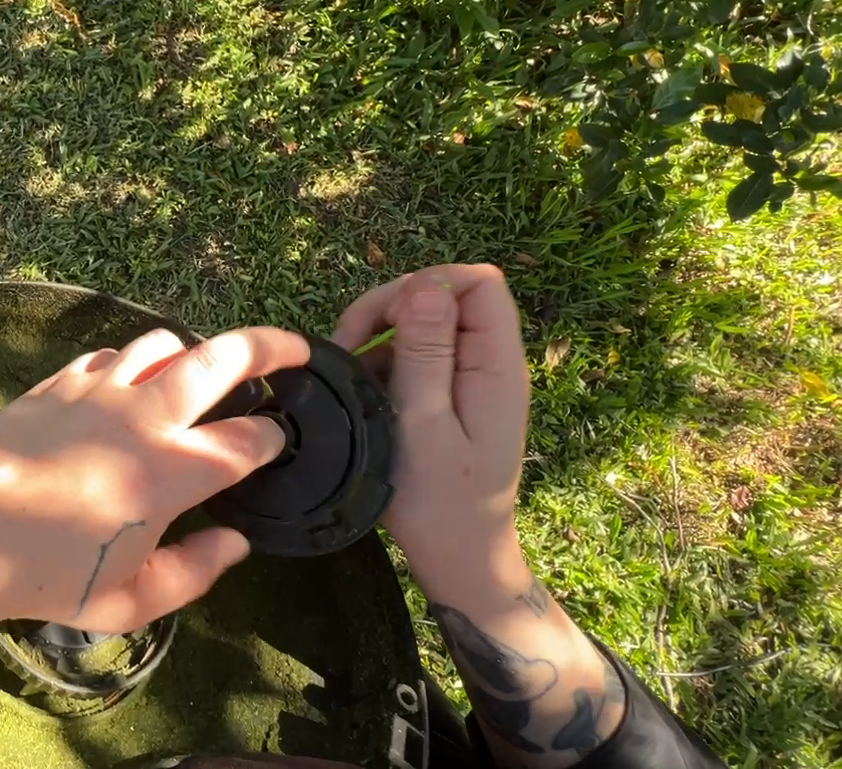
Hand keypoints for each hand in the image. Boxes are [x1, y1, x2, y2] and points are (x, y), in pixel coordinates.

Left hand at [0, 327, 303, 765]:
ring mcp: (96, 390)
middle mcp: (141, 416)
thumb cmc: (48, 577)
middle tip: (295, 347)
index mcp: (170, 472)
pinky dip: (128, 363)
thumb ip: (198, 571)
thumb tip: (239, 542)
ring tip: (197, 372)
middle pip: (220, 358)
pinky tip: (123, 386)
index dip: (274, 437)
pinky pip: (106, 355)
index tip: (279, 440)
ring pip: (160, 345)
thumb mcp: (132, 600)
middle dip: (268, 346)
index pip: (248, 439)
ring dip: (190, 352)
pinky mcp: (56, 382)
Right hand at [330, 264, 532, 593]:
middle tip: (346, 345)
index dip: (425, 285)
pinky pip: (413, 349)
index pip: (478, 283)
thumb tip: (423, 284)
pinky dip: (379, 358)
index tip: (378, 323)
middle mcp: (489, 362)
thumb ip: (425, 352)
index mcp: (496, 365)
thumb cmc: (437, 498)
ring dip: (377, 334)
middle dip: (388, 307)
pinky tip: (357, 387)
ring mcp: (469, 377)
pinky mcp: (448, 391)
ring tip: (345, 370)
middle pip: (443, 294)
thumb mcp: (421, 422)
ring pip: (421, 319)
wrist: (455, 558)